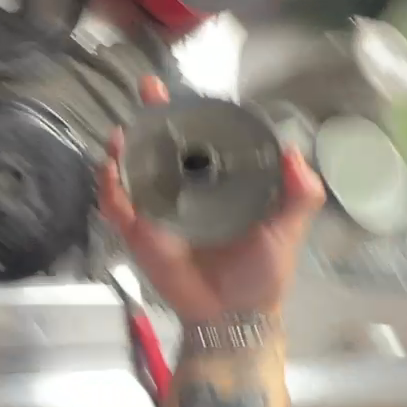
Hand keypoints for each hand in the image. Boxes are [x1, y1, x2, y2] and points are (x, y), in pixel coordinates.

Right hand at [98, 77, 323, 322]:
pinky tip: (109, 170)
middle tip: (148, 91)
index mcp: (212, 184)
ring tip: (123, 135)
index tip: (185, 90)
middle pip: (156, 146)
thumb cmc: (260, 274)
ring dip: (122, 149)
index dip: (185, 114)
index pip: (195, 141)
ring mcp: (154, 210)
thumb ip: (299, 194)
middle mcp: (179, 190)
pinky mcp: (136, 232)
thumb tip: (293, 149)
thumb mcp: (286, 231)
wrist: (233, 316)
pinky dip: (107, 186)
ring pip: (128, 170)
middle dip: (148, 118)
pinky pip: (114, 205)